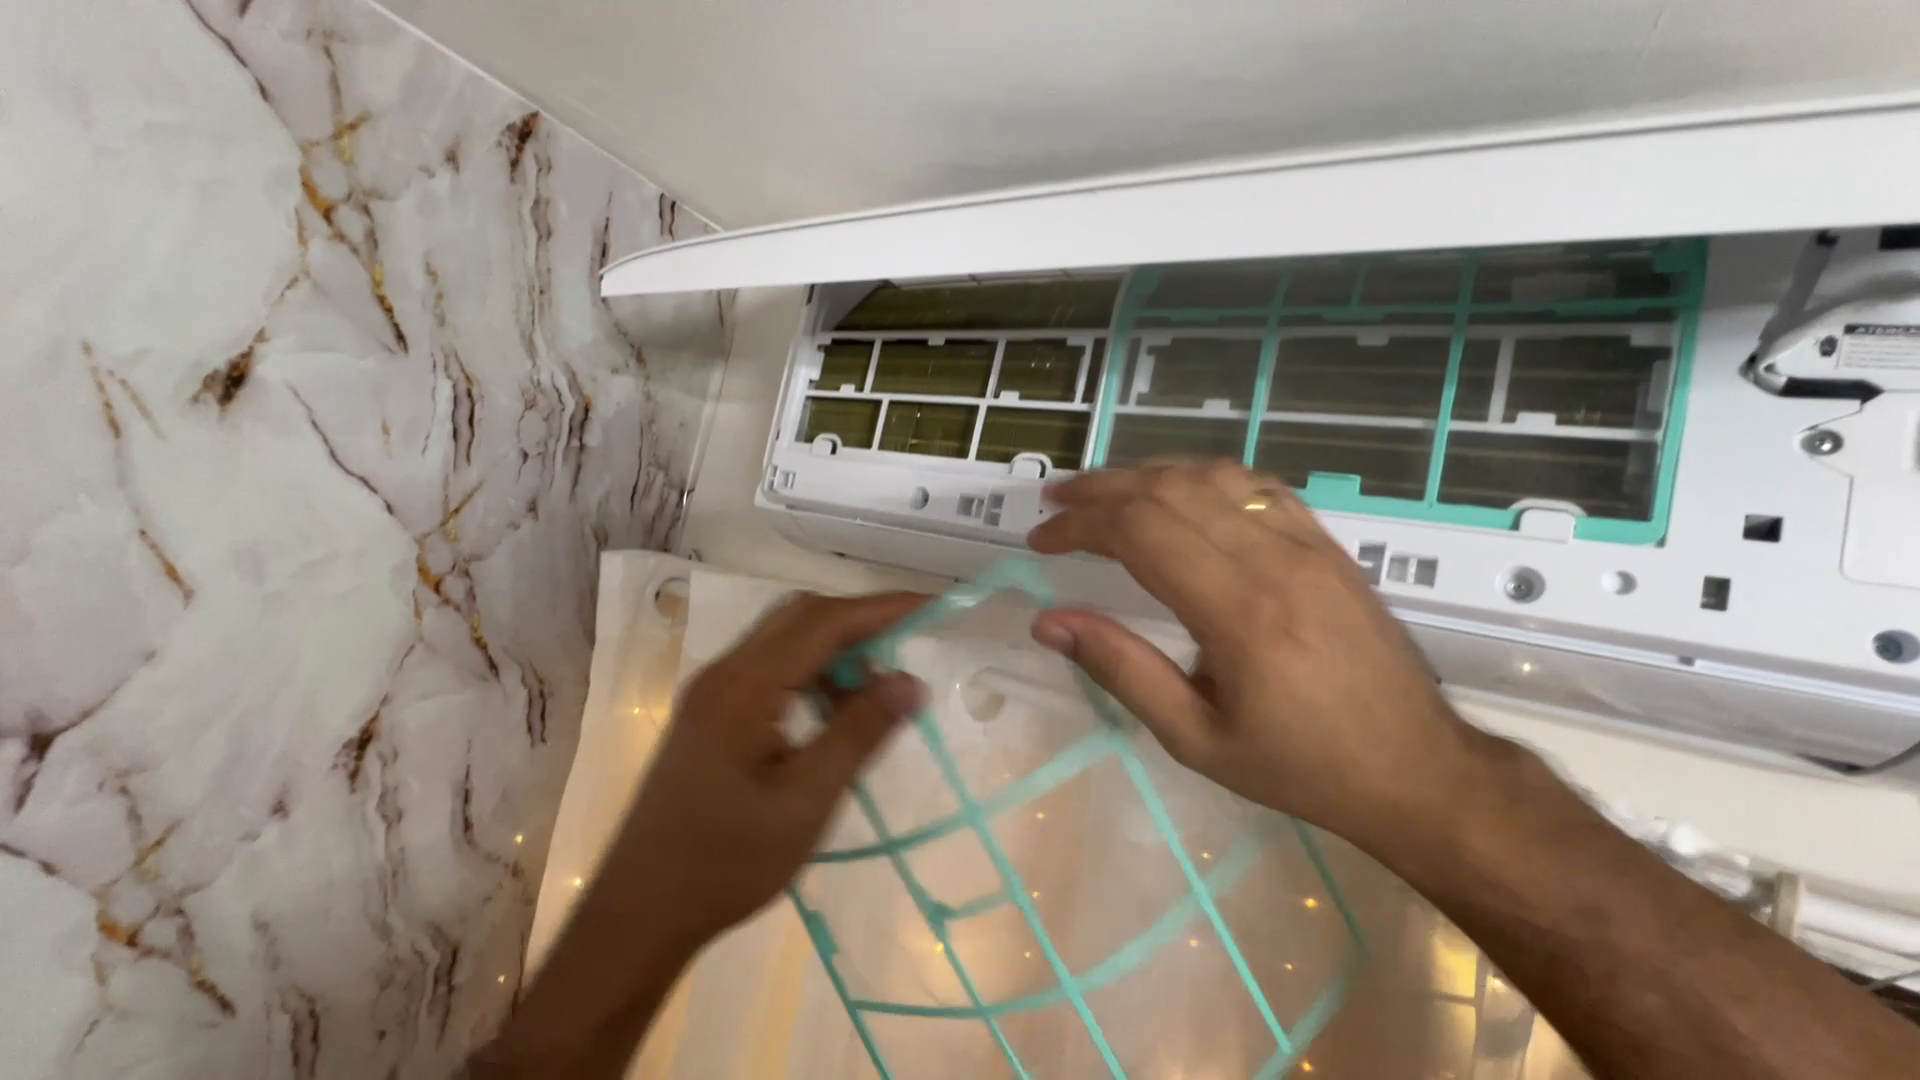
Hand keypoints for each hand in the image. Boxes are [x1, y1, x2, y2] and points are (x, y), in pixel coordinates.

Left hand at [607, 590, 926, 949]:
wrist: (640, 912)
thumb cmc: (726, 862)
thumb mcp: (806, 801)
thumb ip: (859, 733)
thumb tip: (910, 682)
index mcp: (743, 686)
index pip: (824, 621)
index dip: (883, 608)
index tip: (933, 608)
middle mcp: (723, 674)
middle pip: (801, 617)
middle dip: (861, 621)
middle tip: (910, 647)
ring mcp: (711, 693)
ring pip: (784, 641)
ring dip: (835, 650)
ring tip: (876, 692)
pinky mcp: (709, 716)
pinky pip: (769, 669)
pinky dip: (810, 675)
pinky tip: (832, 714)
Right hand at [1026, 461, 1493, 849]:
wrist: (1416, 769)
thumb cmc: (1299, 767)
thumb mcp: (1195, 739)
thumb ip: (1121, 670)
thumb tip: (1049, 622)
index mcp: (1238, 612)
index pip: (1139, 531)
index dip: (1079, 525)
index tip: (1040, 540)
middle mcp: (1273, 560)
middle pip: (1169, 490)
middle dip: (1100, 489)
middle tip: (1055, 506)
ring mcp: (1308, 544)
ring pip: (1212, 475)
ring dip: (1147, 473)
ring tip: (1102, 492)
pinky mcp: (1328, 544)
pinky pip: (1257, 485)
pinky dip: (1203, 477)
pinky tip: (1178, 492)